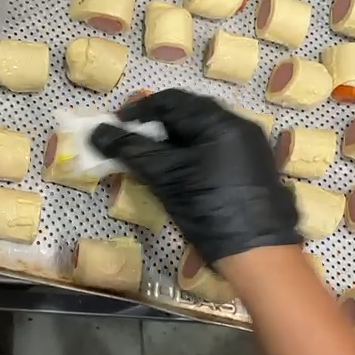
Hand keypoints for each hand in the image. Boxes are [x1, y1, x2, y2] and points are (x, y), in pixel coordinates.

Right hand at [92, 89, 298, 265]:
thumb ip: (130, 150)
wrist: (257, 253)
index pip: (173, 101)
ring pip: (201, 131)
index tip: (116, 123)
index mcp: (221, 122)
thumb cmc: (209, 207)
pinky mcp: (251, 167)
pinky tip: (175, 168)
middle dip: (156, 123)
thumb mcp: (166, 177)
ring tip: (149, 154)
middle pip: (189, 113)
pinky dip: (190, 151)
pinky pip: (214, 147)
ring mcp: (249, 147)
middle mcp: (240, 126)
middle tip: (131, 137)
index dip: (140, 109)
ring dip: (172, 138)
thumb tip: (98, 132)